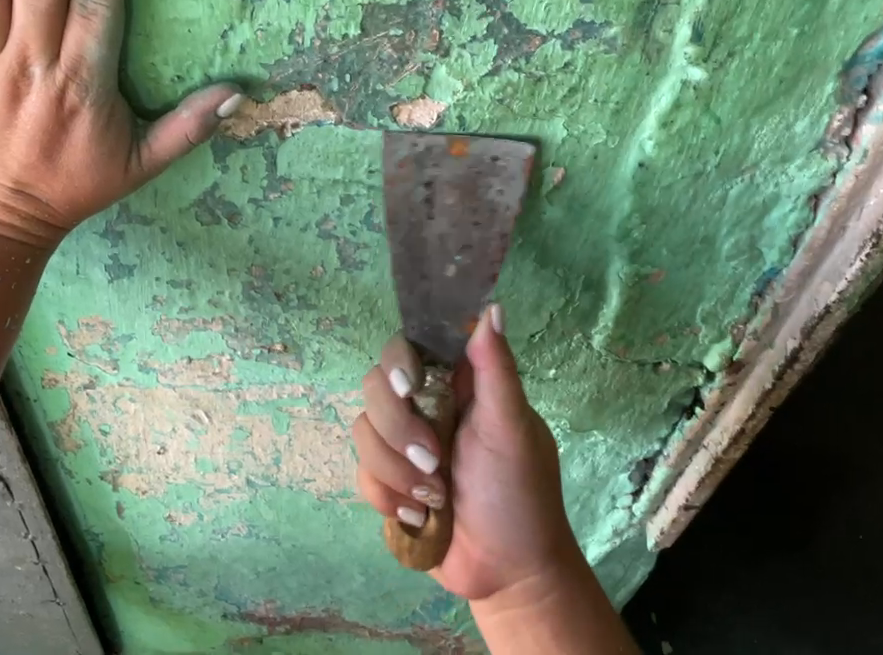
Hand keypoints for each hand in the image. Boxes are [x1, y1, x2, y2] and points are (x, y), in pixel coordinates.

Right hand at [353, 305, 582, 602]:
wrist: (511, 575)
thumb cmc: (520, 493)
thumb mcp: (512, 428)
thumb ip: (495, 369)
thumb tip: (491, 307)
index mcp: (451, 386)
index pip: (405, 348)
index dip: (397, 363)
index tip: (408, 388)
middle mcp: (421, 409)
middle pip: (374, 389)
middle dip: (399, 431)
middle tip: (435, 460)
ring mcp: (401, 447)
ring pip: (364, 433)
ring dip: (398, 471)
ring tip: (436, 499)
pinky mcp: (388, 484)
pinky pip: (361, 476)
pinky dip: (389, 499)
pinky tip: (420, 517)